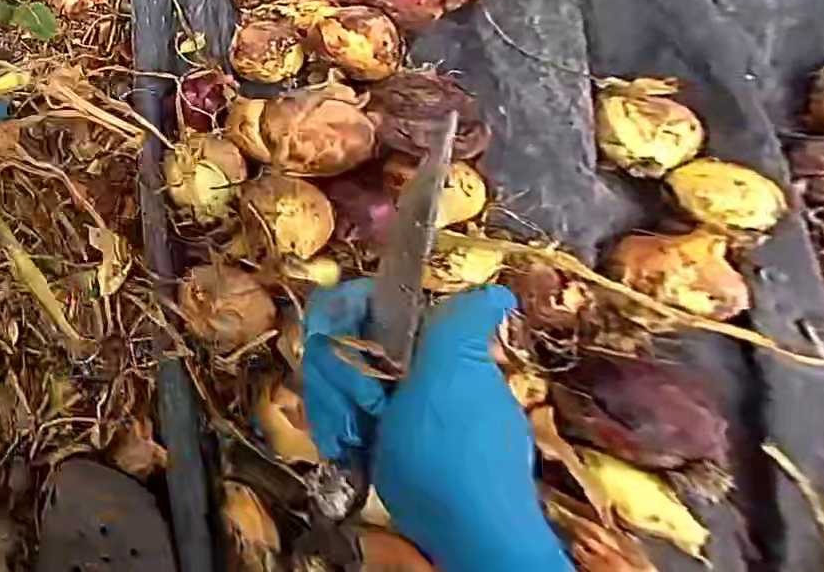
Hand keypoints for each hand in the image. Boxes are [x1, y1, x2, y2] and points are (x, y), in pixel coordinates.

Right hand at [302, 281, 571, 571]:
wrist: (460, 531)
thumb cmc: (456, 450)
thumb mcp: (458, 379)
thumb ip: (460, 327)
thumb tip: (498, 291)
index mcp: (424, 341)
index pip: (363, 298)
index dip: (341, 312)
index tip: (331, 338)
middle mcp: (400, 359)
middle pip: (335, 334)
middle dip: (334, 371)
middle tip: (360, 405)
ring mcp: (380, 391)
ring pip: (325, 369)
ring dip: (330, 401)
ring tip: (353, 433)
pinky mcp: (363, 420)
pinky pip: (326, 399)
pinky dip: (329, 420)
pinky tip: (345, 444)